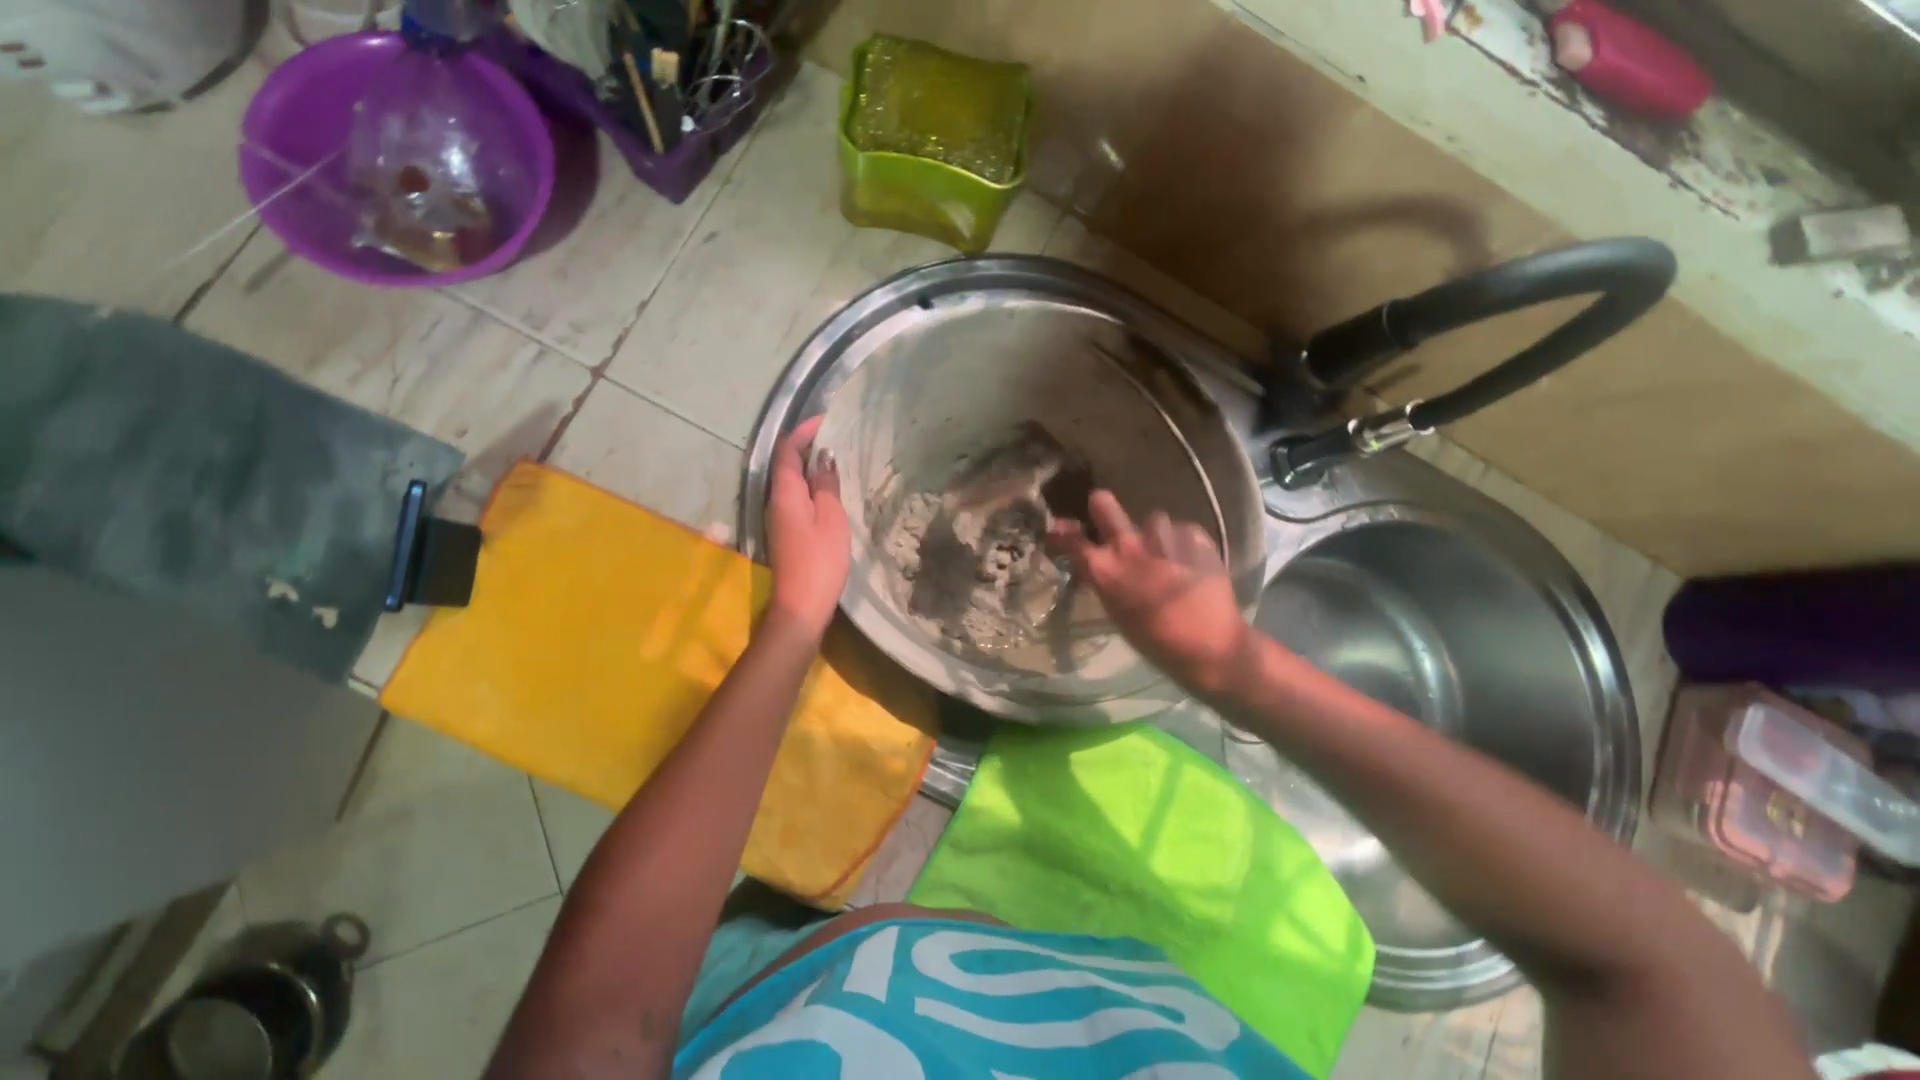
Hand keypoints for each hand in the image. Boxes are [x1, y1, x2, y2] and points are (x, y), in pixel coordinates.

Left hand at [764, 416, 850, 636]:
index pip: (787, 450)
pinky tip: (830, 491)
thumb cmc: (820, 561)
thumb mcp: (831, 519)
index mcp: (785, 493)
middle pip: (786, 464)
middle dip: (807, 445)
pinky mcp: (786, 533)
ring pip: (791, 482)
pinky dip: (811, 487)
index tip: (826, 419)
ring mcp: (779, 519)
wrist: (801, 607)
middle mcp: (775, 501)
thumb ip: (826, 486)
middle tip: (836, 435)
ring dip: (810, 467)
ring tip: (837, 458)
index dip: (803, 431)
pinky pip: (796, 498)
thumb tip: (824, 458)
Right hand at [1049, 490, 1251, 697]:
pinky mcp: (1195, 535)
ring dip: (1156, 535)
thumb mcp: (1119, 615)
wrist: (1211, 645)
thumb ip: (1106, 583)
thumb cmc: (1157, 641)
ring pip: (1153, 521)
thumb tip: (1096, 567)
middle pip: (1104, 505)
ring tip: (1168, 555)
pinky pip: (1183, 531)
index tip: (1059, 529)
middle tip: (1103, 508)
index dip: (1064, 533)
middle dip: (1102, 506)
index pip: (1073, 540)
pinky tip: (1192, 562)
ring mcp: (1164, 536)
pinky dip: (1184, 544)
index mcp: (1105, 570)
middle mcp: (1129, 545)